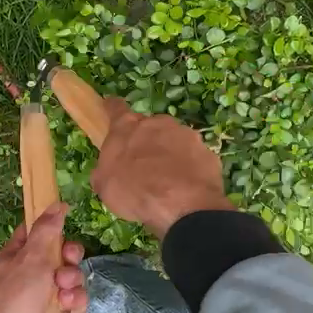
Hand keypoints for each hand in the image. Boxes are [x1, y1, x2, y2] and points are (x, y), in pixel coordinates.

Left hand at [0, 203, 87, 312]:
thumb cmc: (19, 292)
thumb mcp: (31, 256)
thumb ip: (46, 229)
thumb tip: (57, 204)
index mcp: (19, 255)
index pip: (37, 231)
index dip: (51, 224)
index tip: (65, 216)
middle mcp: (34, 271)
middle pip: (63, 251)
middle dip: (69, 255)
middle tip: (66, 259)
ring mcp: (49, 291)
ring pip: (74, 274)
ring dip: (71, 281)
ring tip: (61, 290)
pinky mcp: (63, 310)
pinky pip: (78, 297)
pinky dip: (74, 301)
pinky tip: (65, 307)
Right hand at [90, 98, 230, 236]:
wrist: (183, 206)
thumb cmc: (135, 192)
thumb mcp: (105, 186)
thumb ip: (106, 170)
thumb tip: (108, 170)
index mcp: (127, 127)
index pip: (116, 108)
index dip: (112, 108)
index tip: (110, 106)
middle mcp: (157, 123)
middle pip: (148, 126)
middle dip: (145, 140)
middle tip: (142, 164)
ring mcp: (185, 135)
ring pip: (173, 140)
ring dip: (168, 153)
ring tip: (167, 180)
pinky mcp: (207, 152)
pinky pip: (192, 157)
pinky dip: (188, 167)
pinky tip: (185, 187)